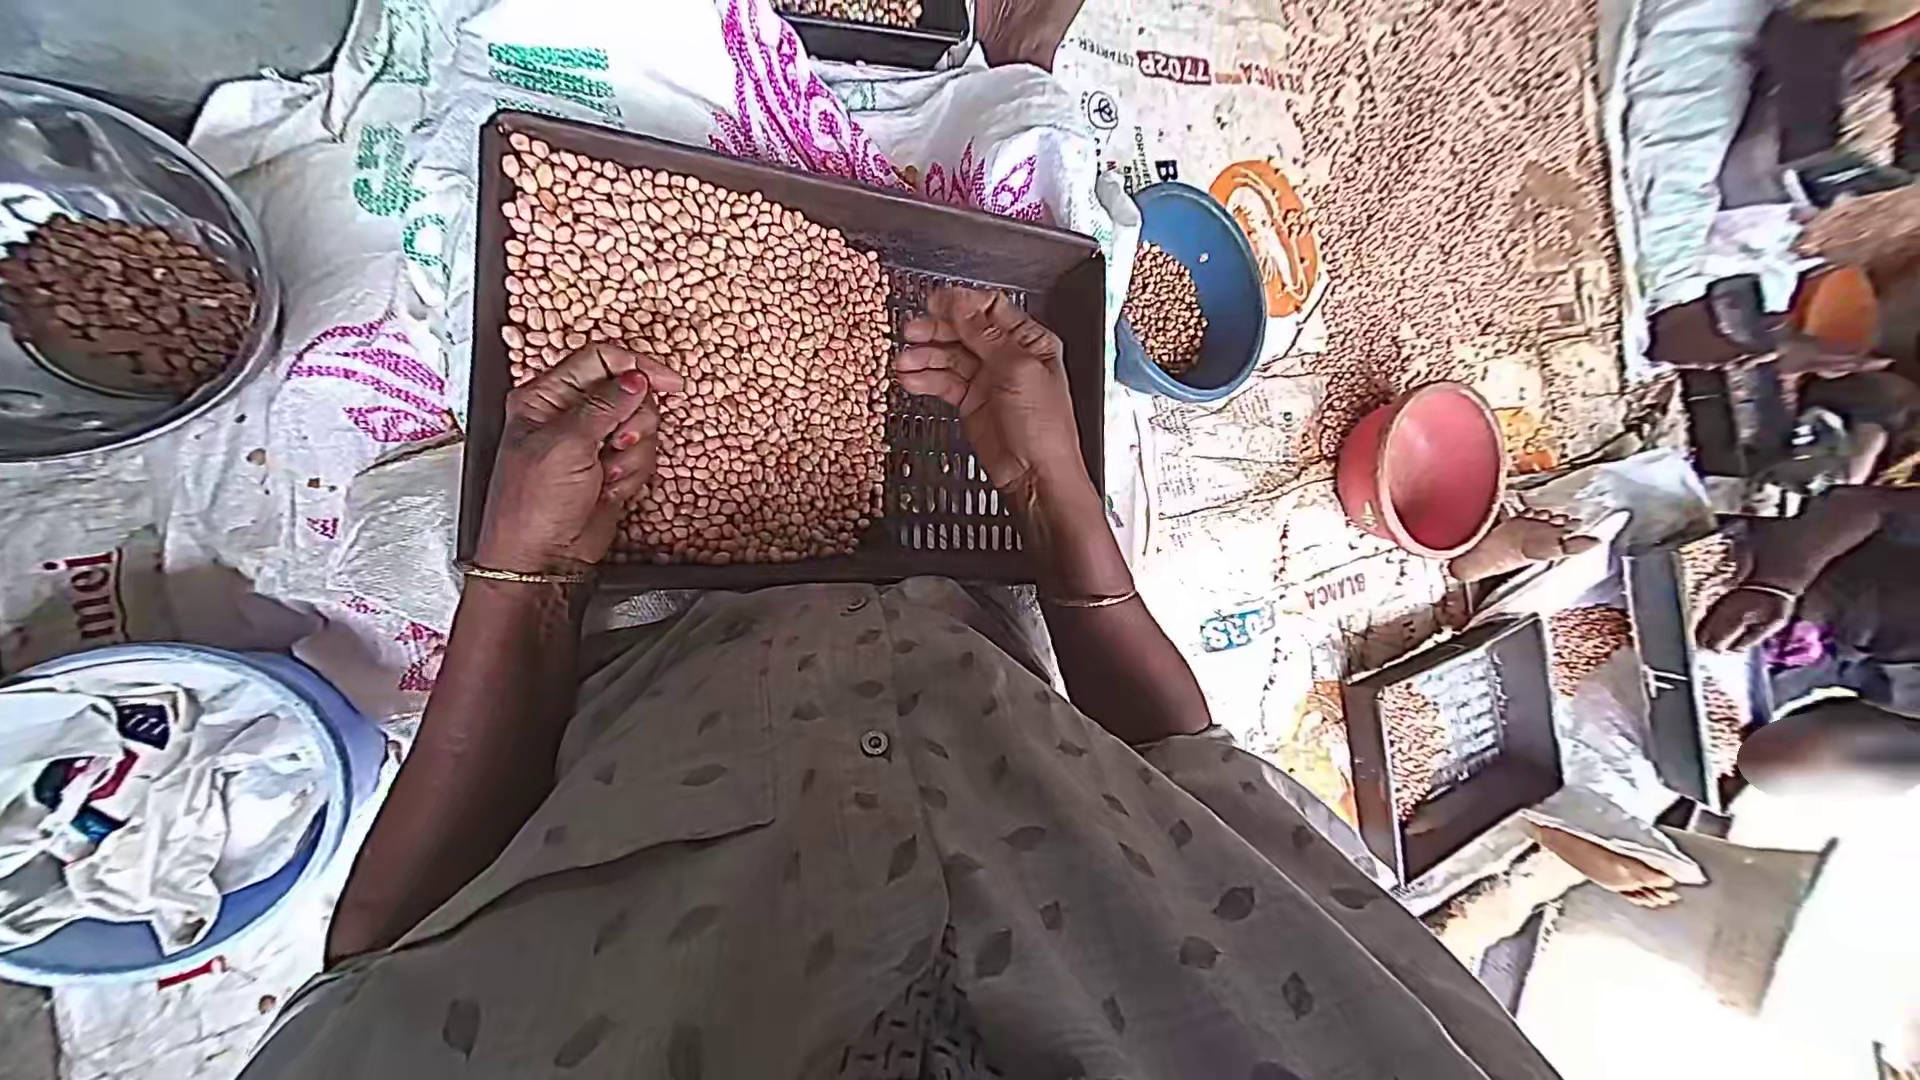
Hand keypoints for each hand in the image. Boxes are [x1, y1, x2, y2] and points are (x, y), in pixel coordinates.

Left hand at [475, 344, 683, 573]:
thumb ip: (604, 406)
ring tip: (607, 473)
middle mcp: (573, 414)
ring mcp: (595, 442)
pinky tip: (610, 488)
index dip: (638, 367)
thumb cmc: (534, 502)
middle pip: (631, 394)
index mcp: (547, 397)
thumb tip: (635, 378)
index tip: (670, 382)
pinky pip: (644, 455)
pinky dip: (634, 473)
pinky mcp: (614, 465)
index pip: (600, 360)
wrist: (545, 555)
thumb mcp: (566, 444)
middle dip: (635, 422)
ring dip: (634, 453)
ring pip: (643, 426)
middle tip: (618, 443)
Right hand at [895, 286, 1088, 510]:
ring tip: (904, 362)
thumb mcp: (1017, 369)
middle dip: (937, 330)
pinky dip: (926, 380)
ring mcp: (987, 380)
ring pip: (950, 358)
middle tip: (911, 331)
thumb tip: (961, 304)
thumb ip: (985, 335)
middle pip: (964, 331)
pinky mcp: (971, 403)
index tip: (934, 303)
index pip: (991, 309)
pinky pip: (944, 384)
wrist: (1036, 474)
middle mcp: (1007, 357)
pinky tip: (910, 379)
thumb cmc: (1043, 426)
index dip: (961, 304)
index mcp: (1029, 341)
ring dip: (925, 357)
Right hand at [1697, 584, 1796, 651]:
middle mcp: (1718, 617)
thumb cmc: (1773, 607)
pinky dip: (1704, 628)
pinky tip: (1709, 632)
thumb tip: (1736, 649)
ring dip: (1704, 636)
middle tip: (1714, 651)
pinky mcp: (1713, 607)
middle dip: (1707, 644)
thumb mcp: (1771, 625)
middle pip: (1704, 635)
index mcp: (1733, 623)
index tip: (1722, 654)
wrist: (1767, 585)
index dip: (1718, 649)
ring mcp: (1713, 611)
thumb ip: (1753, 639)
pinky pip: (1703, 620)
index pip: (1717, 640)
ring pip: (1700, 628)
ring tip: (1709, 643)